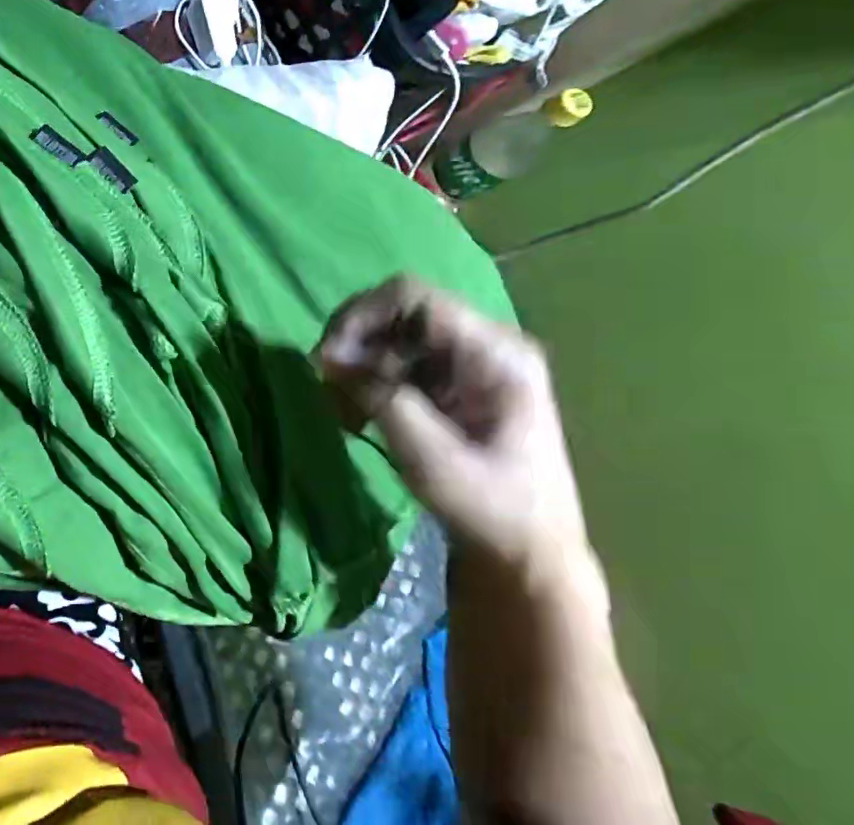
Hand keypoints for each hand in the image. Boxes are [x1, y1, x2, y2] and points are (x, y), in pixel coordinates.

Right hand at [314, 276, 594, 588]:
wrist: (528, 556)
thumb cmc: (489, 507)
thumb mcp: (429, 454)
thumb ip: (380, 396)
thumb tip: (330, 357)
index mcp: (495, 351)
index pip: (412, 298)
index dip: (360, 316)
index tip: (327, 357)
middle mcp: (484, 343)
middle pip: (399, 312)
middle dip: (354, 342)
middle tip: (325, 382)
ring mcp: (469, 362)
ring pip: (392, 337)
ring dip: (358, 366)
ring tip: (340, 411)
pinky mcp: (454, 382)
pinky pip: (398, 362)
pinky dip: (369, 383)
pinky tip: (355, 417)